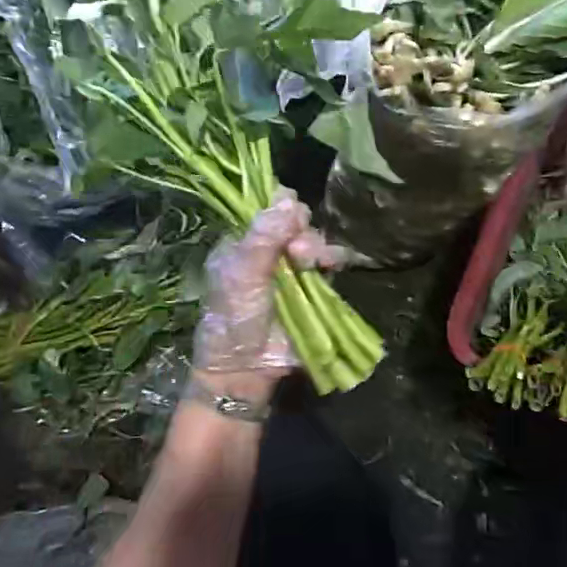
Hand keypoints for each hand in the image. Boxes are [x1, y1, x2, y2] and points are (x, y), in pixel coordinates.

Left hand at [189, 189, 344, 407]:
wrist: (246, 367)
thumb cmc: (233, 317)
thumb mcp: (241, 274)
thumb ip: (263, 237)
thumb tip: (287, 199)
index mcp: (244, 241)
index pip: (267, 208)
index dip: (280, 207)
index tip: (286, 216)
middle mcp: (270, 250)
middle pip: (295, 220)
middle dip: (300, 228)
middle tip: (295, 249)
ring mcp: (293, 269)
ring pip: (314, 240)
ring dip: (315, 245)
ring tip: (309, 261)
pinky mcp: (313, 288)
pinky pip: (329, 264)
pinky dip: (333, 259)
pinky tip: (331, 264)